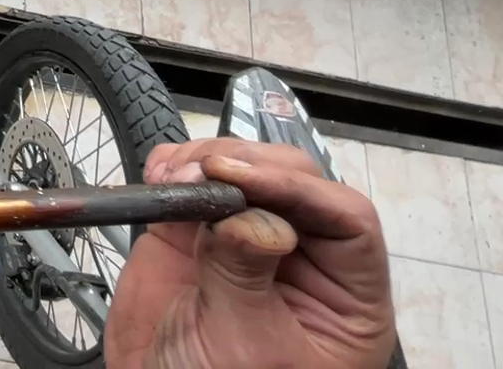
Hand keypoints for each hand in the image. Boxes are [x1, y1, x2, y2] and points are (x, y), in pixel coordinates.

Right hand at [102, 139, 396, 368]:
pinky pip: (186, 177)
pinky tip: (156, 178)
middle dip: (245, 165)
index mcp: (342, 296)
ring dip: (200, 160)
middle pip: (294, 181)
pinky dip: (168, 164)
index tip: (233, 176)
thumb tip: (255, 216)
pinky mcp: (187, 228)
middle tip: (198, 173)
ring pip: (240, 167)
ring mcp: (238, 237)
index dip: (297, 188)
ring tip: (169, 180)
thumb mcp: (246, 341)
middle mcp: (298, 257)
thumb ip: (247, 275)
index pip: (346, 220)